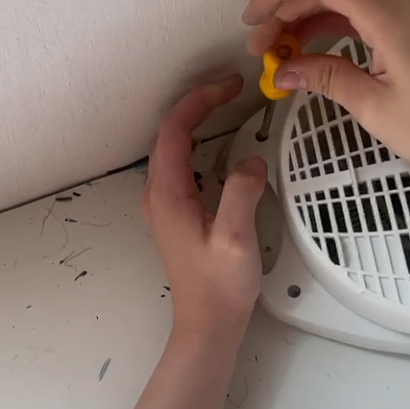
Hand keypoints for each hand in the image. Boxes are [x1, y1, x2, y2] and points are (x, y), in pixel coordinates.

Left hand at [141, 75, 268, 339]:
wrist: (207, 322)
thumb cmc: (218, 287)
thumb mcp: (236, 237)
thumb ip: (243, 192)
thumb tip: (251, 162)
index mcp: (168, 194)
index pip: (175, 129)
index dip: (200, 100)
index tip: (230, 86)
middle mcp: (158, 195)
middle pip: (169, 133)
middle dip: (198, 104)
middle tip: (231, 89)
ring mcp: (164, 205)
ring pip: (172, 147)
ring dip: (195, 121)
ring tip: (225, 106)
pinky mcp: (175, 214)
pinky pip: (179, 165)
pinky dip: (196, 143)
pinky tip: (217, 145)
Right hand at [242, 0, 409, 179]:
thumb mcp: (374, 107)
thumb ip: (325, 77)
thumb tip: (282, 69)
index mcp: (391, 12)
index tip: (250, 22)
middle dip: (286, 7)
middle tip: (260, 49)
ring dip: (308, 15)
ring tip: (280, 53)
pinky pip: (366, 6)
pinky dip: (334, 22)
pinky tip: (314, 49)